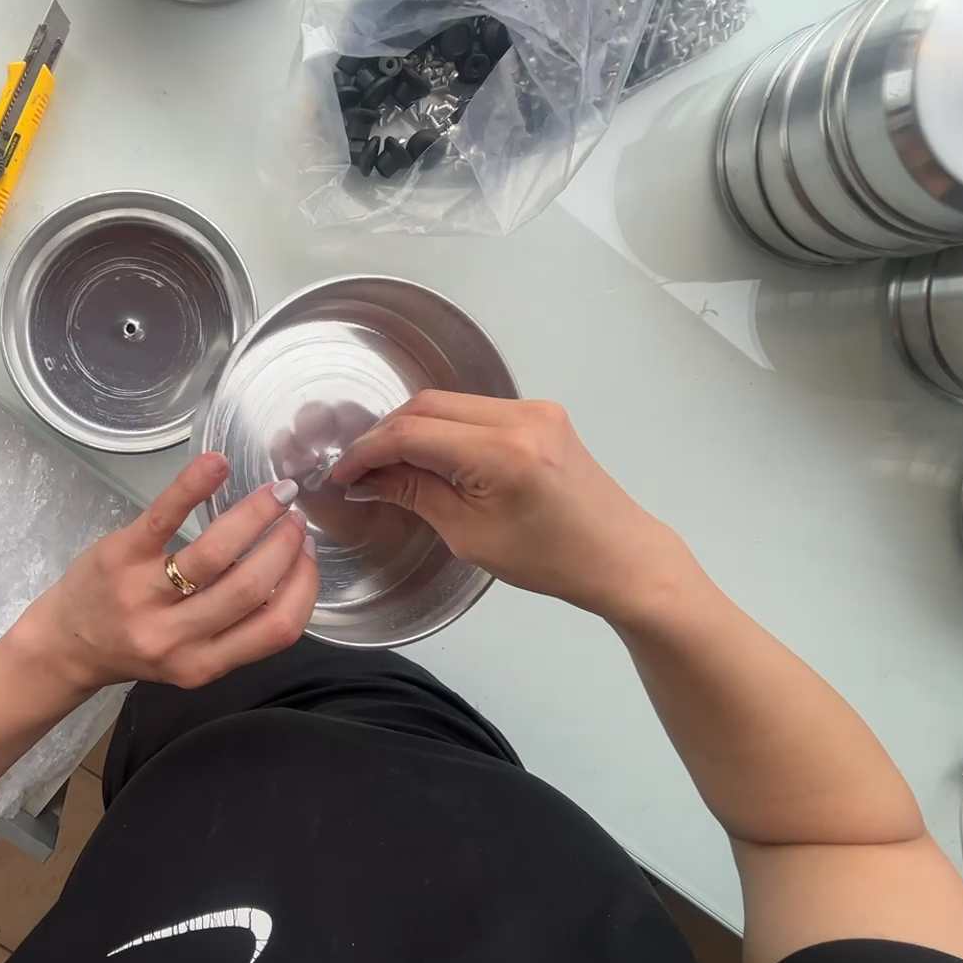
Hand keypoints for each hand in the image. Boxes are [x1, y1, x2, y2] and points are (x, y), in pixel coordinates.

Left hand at [15, 452, 319, 690]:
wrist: (67, 644)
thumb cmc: (138, 643)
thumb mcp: (192, 656)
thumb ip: (237, 630)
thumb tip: (292, 569)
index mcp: (203, 665)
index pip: (276, 629)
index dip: (304, 586)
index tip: (310, 554)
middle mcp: (175, 636)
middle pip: (249, 587)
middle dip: (283, 545)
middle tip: (293, 516)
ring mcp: (144, 595)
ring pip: (216, 554)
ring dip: (254, 516)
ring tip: (274, 494)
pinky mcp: (120, 556)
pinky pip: (164, 517)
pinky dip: (193, 486)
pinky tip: (217, 464)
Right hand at [325, 391, 691, 621]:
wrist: (620, 556)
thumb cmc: (549, 559)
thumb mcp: (469, 535)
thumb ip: (415, 494)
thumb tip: (368, 478)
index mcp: (503, 453)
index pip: (412, 433)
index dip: (367, 451)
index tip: (342, 473)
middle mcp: (520, 417)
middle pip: (426, 406)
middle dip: (384, 434)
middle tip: (359, 468)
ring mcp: (533, 409)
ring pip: (446, 403)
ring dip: (409, 428)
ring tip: (387, 464)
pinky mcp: (538, 414)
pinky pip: (471, 409)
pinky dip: (439, 427)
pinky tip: (425, 455)